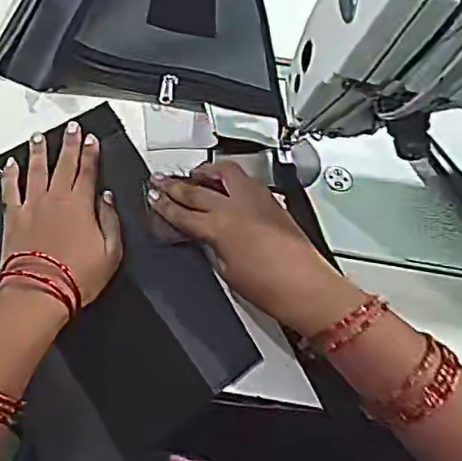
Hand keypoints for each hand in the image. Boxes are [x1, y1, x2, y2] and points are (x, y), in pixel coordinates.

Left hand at [0, 121, 122, 309]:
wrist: (39, 289)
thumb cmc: (75, 276)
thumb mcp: (110, 252)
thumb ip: (110, 221)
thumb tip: (108, 201)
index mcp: (80, 205)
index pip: (87, 170)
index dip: (91, 153)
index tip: (92, 140)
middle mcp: (54, 199)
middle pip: (63, 163)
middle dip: (69, 143)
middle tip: (72, 128)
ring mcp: (32, 205)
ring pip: (35, 169)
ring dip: (39, 151)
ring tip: (40, 137)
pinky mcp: (13, 217)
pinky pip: (10, 188)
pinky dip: (10, 174)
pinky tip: (11, 164)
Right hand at [149, 160, 353, 335]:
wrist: (307, 289)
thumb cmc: (272, 288)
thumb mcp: (225, 271)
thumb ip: (210, 247)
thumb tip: (204, 237)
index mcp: (218, 227)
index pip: (182, 212)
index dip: (164, 205)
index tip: (154, 198)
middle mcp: (236, 207)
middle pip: (196, 189)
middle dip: (174, 185)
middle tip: (160, 180)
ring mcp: (256, 200)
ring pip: (225, 172)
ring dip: (206, 171)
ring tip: (196, 172)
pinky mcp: (273, 201)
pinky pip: (245, 180)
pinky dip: (231, 178)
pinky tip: (227, 183)